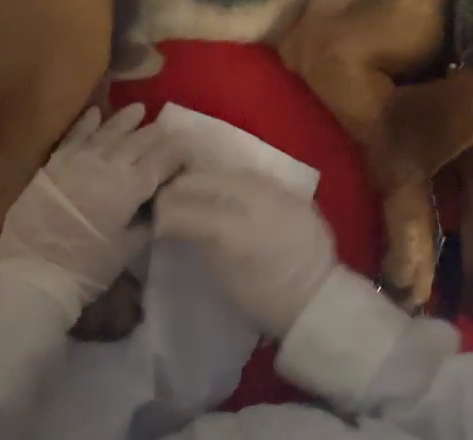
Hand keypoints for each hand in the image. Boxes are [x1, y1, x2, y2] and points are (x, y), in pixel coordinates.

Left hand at [0, 104, 185, 307]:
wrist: (31, 273)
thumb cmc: (86, 268)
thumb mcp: (128, 249)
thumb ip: (147, 219)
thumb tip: (161, 201)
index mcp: (132, 186)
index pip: (165, 158)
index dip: (180, 151)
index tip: (190, 148)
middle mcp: (110, 165)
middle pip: (141, 140)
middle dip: (157, 133)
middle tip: (168, 129)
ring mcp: (81, 160)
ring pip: (110, 130)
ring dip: (127, 119)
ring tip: (139, 109)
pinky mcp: (55, 164)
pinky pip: (75, 135)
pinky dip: (87, 122)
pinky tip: (95, 112)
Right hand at [153, 167, 339, 337]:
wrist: (317, 299)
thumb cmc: (266, 301)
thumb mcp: (224, 280)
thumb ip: (202, 244)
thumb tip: (179, 225)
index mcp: (238, 232)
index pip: (191, 210)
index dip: (167, 213)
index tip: (155, 219)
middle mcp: (258, 203)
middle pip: (210, 181)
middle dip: (183, 187)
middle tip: (168, 197)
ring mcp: (277, 192)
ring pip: (231, 172)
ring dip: (206, 178)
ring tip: (191, 188)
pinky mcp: (291, 190)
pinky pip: (253, 176)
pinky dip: (231, 179)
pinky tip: (222, 187)